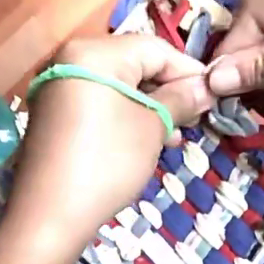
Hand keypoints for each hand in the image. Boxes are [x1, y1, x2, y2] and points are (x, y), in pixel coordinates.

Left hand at [6, 35, 213, 255]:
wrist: (50, 214)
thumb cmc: (107, 162)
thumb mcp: (152, 128)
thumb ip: (181, 99)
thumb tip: (207, 86)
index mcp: (95, 52)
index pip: (156, 49)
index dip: (189, 71)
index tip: (214, 95)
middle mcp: (71, 58)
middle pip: (135, 63)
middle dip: (169, 89)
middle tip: (195, 117)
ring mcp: (60, 86)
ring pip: (119, 85)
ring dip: (151, 105)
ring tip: (175, 134)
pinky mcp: (56, 113)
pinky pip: (101, 101)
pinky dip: (127, 115)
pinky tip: (147, 139)